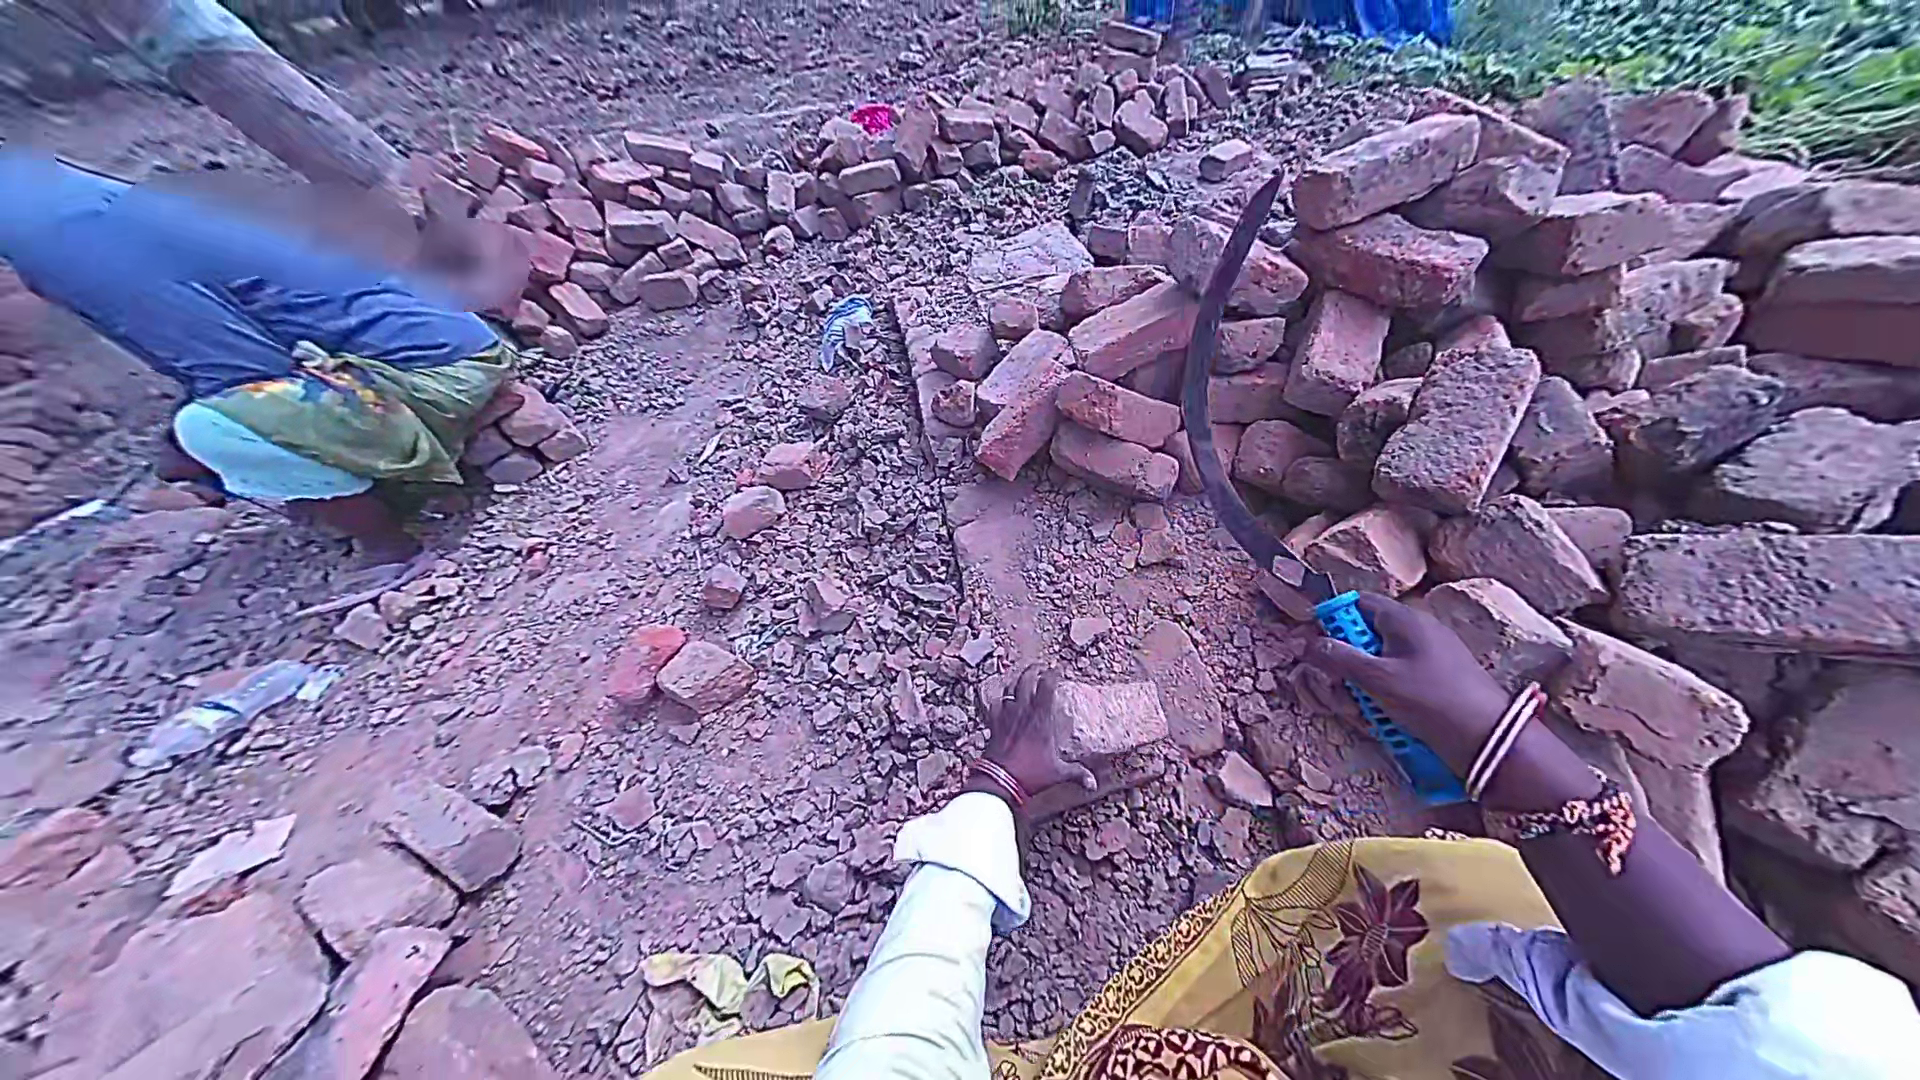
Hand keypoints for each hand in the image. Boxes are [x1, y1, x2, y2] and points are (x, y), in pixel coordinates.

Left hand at [971, 666, 1095, 817]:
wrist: (1000, 779)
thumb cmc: (1030, 773)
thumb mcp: (1058, 773)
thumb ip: (1076, 773)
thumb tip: (1093, 784)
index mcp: (1041, 717)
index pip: (1047, 685)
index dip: (1052, 674)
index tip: (1057, 670)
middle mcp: (1023, 710)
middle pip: (1026, 679)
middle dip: (1033, 670)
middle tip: (1040, 667)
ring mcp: (1006, 714)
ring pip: (1010, 688)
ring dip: (1017, 681)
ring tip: (1023, 679)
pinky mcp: (993, 722)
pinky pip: (995, 703)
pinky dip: (1000, 699)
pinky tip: (1003, 701)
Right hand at [1299, 592, 1510, 773]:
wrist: (1493, 742)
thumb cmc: (1432, 700)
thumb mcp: (1376, 679)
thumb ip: (1337, 657)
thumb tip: (1307, 643)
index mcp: (1404, 619)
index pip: (1356, 602)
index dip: (1332, 619)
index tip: (1317, 644)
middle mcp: (1417, 630)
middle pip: (1363, 633)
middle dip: (1344, 659)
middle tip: (1338, 683)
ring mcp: (1428, 655)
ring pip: (1376, 659)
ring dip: (1360, 680)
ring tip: (1362, 705)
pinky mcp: (1436, 678)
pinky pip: (1395, 675)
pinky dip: (1382, 692)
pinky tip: (1383, 713)